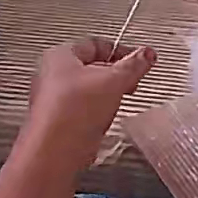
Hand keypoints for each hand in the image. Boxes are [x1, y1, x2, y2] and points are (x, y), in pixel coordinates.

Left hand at [20, 39, 156, 171]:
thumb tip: (146, 54)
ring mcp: (53, 100)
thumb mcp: (113, 81)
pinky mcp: (57, 122)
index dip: (121, 51)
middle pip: (91, 68)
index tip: (140, 58)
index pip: (95, 44)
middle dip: (115, 75)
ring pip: (87, 91)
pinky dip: (95, 114)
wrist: (55, 153)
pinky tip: (102, 123)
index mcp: (60, 56)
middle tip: (132, 82)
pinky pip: (82, 112)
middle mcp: (51, 76)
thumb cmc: (73, 111)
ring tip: (116, 104)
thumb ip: (133, 66)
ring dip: (106, 96)